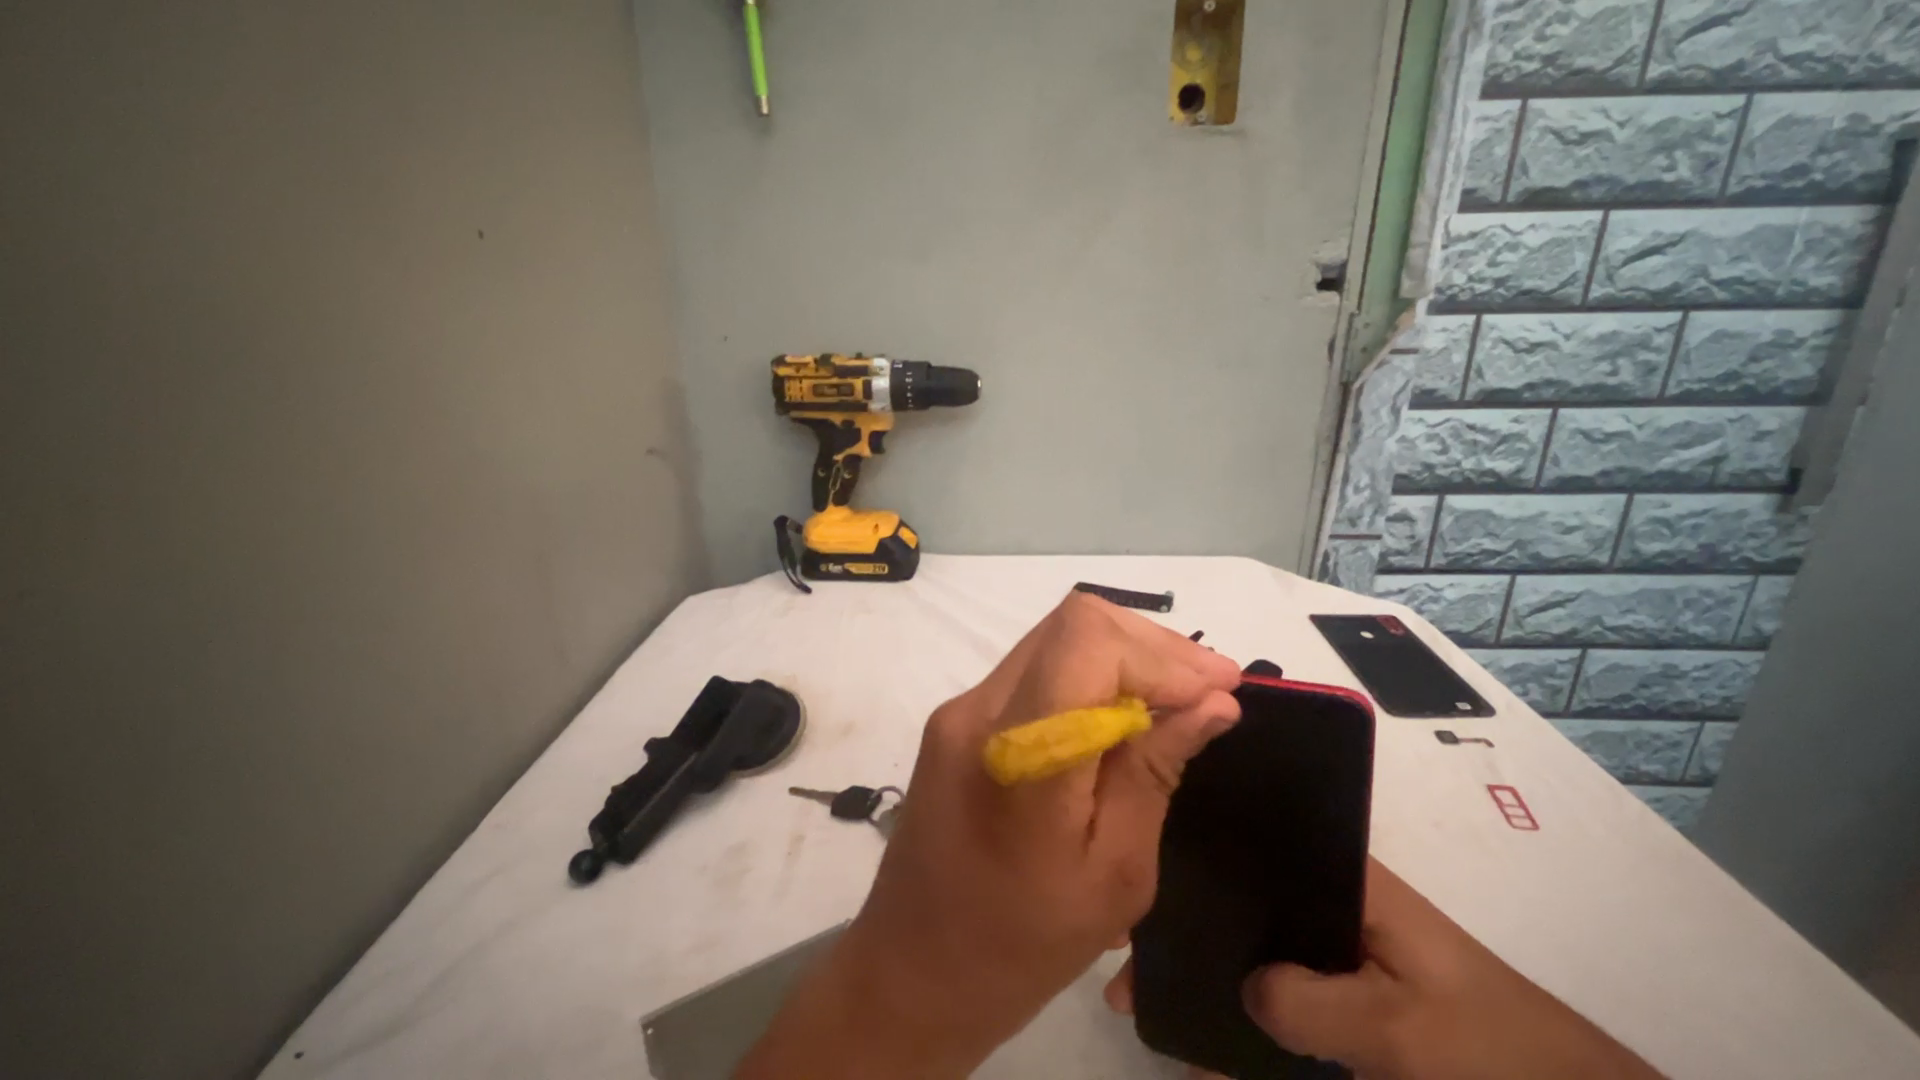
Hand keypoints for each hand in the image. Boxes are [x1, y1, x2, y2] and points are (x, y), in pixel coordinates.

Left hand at [737, 592, 1242, 1078]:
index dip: (1163, 652)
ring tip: (1181, 703)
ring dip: (1123, 659)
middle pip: (1072, 624)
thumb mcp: (1114, 873)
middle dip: (1152, 647)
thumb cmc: (1021, 946)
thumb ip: (1154, 773)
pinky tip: (1125, 719)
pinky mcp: (954, 724)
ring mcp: (959, 712)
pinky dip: (1088, 679)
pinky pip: (1033, 673)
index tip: (1220, 691)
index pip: (1087, 638)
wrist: (912, 973)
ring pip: (1053, 641)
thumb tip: (1213, 703)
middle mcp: (977, 710)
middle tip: (1213, 692)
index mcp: (1017, 751)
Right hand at [1104, 859, 1663, 1079]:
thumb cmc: (1500, 1055)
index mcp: (1351, 887)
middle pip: (1242, 906)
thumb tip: (1239, 987)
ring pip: (1253, 957)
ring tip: (1142, 1005)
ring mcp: (1343, 965)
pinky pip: (1278, 1007)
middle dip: (1183, 933)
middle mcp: (1338, 914)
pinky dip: (1239, 1026)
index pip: (1257, 848)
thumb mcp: (1406, 1030)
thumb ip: (1317, 1002)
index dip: (1194, 865)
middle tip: (1124, 971)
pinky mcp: (1350, 1013)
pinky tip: (1199, 1051)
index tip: (1139, 895)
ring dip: (1203, 980)